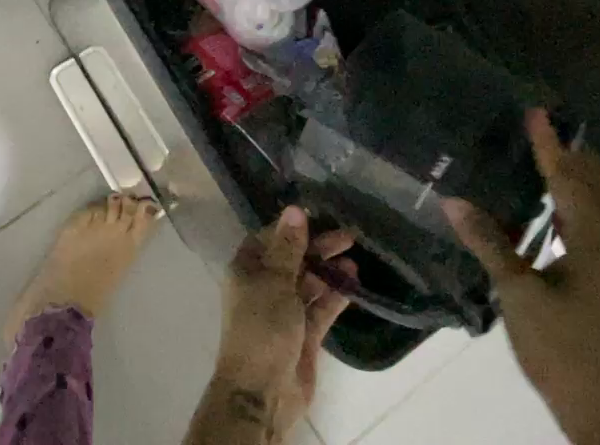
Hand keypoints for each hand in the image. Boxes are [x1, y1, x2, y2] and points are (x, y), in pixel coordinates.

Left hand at [192, 206, 355, 442]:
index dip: (293, 228)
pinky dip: (334, 295)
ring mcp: (284, 311)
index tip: (321, 217)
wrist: (262, 391)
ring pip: (308, 283)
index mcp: (246, 269)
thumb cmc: (262, 328)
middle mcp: (263, 286)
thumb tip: (294, 210)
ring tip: (353, 260)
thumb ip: (288, 248)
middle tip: (349, 237)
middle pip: (292, 259)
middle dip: (317, 247)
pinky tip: (353, 283)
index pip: (269, 238)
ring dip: (328, 271)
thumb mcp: (274, 282)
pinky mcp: (303, 334)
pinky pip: (320, 307)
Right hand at [443, 109, 599, 444]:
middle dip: (593, 165)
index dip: (551, 148)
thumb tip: (454, 201)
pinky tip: (568, 223)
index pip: (573, 185)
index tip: (537, 114)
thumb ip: (491, 245)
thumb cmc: (564, 352)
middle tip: (555, 152)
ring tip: (565, 180)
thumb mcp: (519, 298)